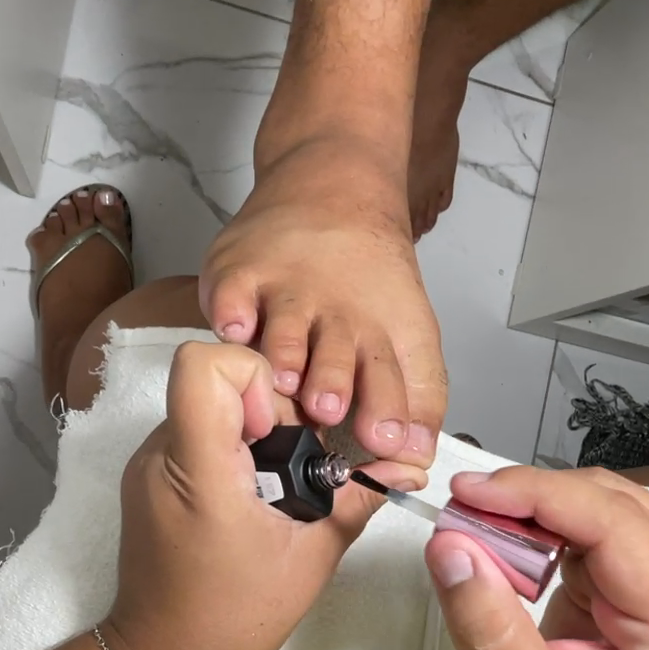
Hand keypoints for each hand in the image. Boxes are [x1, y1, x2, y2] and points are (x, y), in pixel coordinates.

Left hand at [106, 341, 426, 649]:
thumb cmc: (232, 618)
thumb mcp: (310, 557)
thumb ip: (355, 498)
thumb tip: (403, 467)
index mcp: (199, 472)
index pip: (205, 366)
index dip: (254, 378)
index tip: (277, 429)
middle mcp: (161, 455)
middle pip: (214, 379)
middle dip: (268, 407)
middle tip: (293, 463)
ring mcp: (148, 463)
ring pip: (206, 403)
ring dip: (250, 429)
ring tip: (274, 485)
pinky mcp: (149, 475)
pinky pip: (194, 430)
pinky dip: (230, 446)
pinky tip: (251, 495)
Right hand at [200, 138, 445, 466]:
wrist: (333, 191)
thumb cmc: (368, 279)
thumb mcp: (409, 335)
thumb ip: (416, 400)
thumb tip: (417, 458)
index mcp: (379, 337)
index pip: (391, 377)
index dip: (388, 410)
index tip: (386, 441)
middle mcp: (335, 317)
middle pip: (336, 356)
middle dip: (333, 382)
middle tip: (329, 407)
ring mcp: (287, 293)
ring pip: (286, 329)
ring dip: (287, 354)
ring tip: (286, 378)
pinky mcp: (242, 273)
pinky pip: (233, 294)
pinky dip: (231, 310)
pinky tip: (233, 328)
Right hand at [422, 467, 648, 649]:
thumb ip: (489, 631)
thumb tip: (449, 546)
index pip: (616, 526)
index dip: (540, 495)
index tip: (466, 493)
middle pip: (616, 504)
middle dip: (534, 494)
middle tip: (461, 508)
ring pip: (607, 503)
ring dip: (539, 502)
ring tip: (477, 521)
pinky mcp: (646, 579)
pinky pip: (596, 524)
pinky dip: (546, 520)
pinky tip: (508, 536)